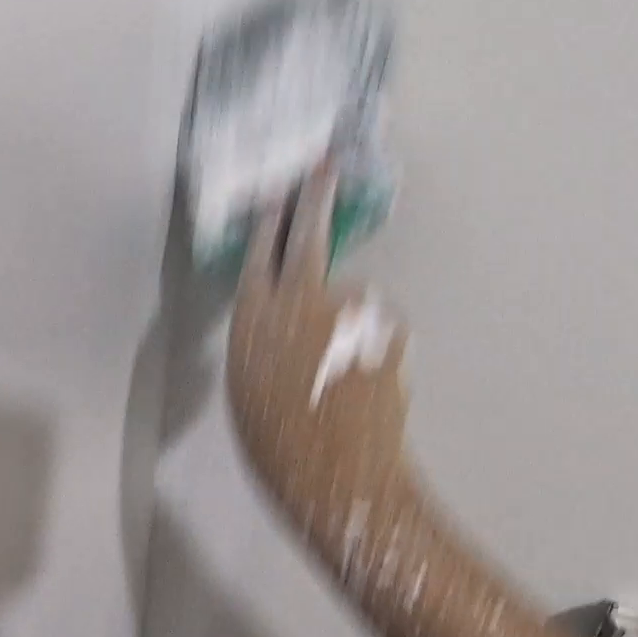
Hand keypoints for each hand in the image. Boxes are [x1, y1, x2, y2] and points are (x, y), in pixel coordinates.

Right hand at [225, 163, 412, 541]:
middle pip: (307, 234)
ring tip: (343, 371)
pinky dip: (373, 341)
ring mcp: (349, 307)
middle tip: (325, 164)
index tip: (279, 191)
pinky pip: (376, 323)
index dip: (271, 219)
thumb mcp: (249, 384)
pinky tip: (365, 377)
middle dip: (314, 196)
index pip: (260, 251)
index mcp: (252, 318)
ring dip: (349, 318)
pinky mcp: (388, 321)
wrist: (338, 472)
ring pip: (350, 296)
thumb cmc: (277, 442)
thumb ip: (264, 336)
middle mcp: (298, 299)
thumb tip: (284, 313)